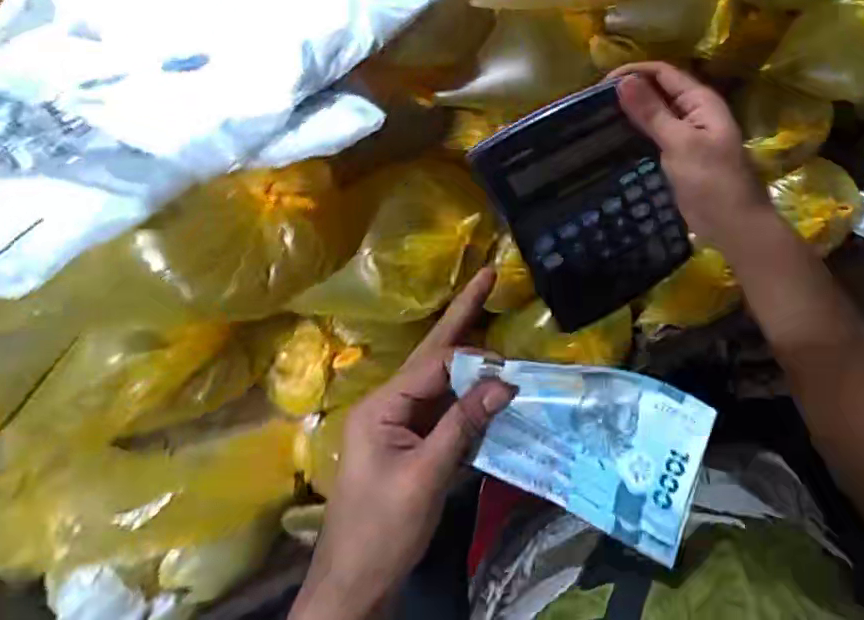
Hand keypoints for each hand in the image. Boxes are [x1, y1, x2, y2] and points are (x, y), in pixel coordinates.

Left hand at [290, 269, 515, 619]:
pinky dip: (470, 396)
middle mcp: (389, 405)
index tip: (510, 372)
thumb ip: (464, 424)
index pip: (435, 365)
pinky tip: (489, 383)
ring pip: (442, 380)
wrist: (354, 589)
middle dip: (462, 315)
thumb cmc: (381, 531)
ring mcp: (400, 424)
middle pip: (434, 354)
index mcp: (382, 406)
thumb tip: (504, 382)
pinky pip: (446, 409)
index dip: (475, 362)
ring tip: (488, 311)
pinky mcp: (412, 444)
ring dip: (469, 355)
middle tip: (486, 275)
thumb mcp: (426, 477)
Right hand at [610, 62, 772, 249]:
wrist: (736, 227)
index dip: (633, 72)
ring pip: (656, 113)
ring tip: (599, 118)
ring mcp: (689, 134)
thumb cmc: (712, 182)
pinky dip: (637, 132)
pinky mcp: (681, 155)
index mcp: (700, 101)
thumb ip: (652, 112)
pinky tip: (615, 139)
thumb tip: (623, 80)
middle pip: (659, 90)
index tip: (600, 85)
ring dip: (631, 112)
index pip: (663, 72)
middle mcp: (695, 111)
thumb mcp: (680, 143)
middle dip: (630, 90)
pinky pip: (656, 134)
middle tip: (594, 103)